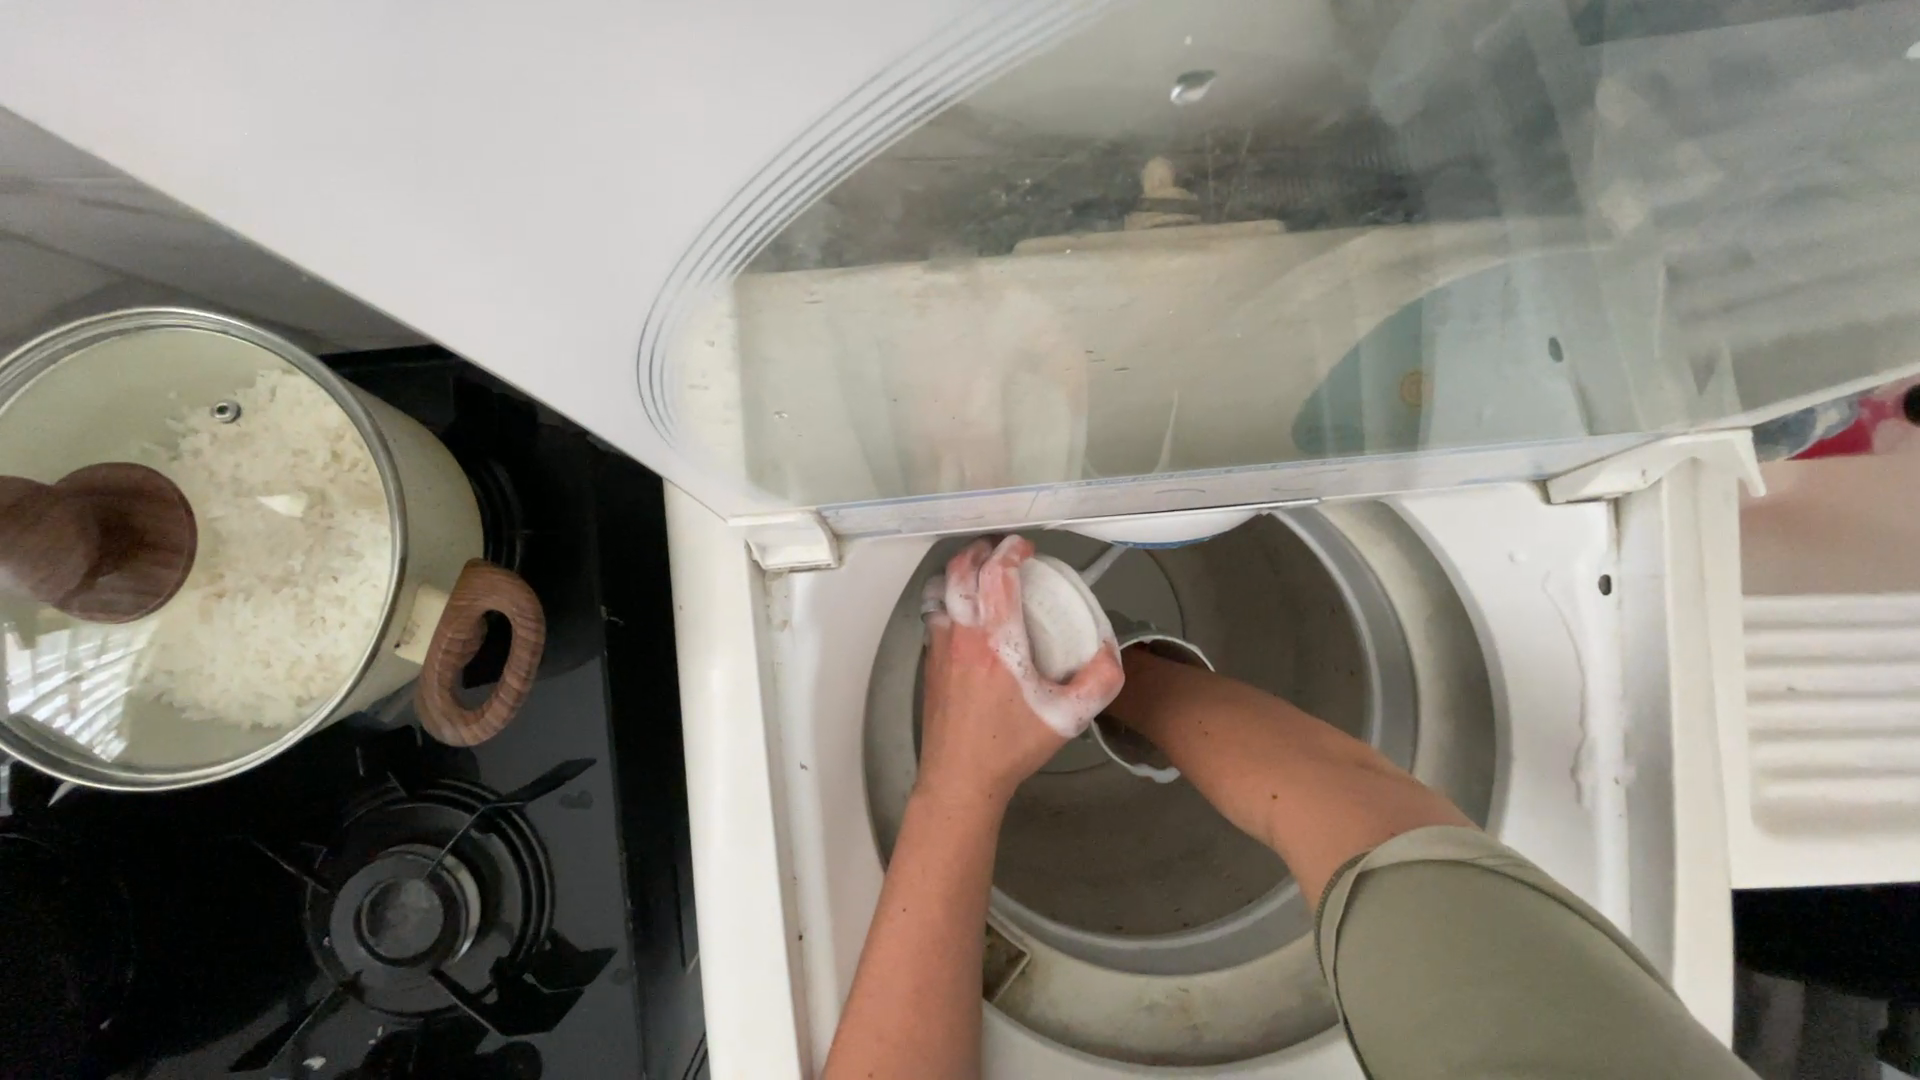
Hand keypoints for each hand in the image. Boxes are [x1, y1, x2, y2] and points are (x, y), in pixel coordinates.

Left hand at [916, 535, 1123, 808]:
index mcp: (997, 643)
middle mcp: (962, 636)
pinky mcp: (929, 662)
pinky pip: (934, 615)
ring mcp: (939, 647)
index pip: (996, 577)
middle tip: (1000, 551)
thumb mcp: (1068, 717)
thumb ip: (1099, 681)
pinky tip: (966, 613)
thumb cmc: (1011, 746)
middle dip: (980, 551)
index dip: (1010, 551)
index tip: (1024, 546)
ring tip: (980, 572)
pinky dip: (948, 599)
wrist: (960, 778)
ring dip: (959, 573)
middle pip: (959, 572)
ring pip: (940, 591)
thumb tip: (1107, 649)